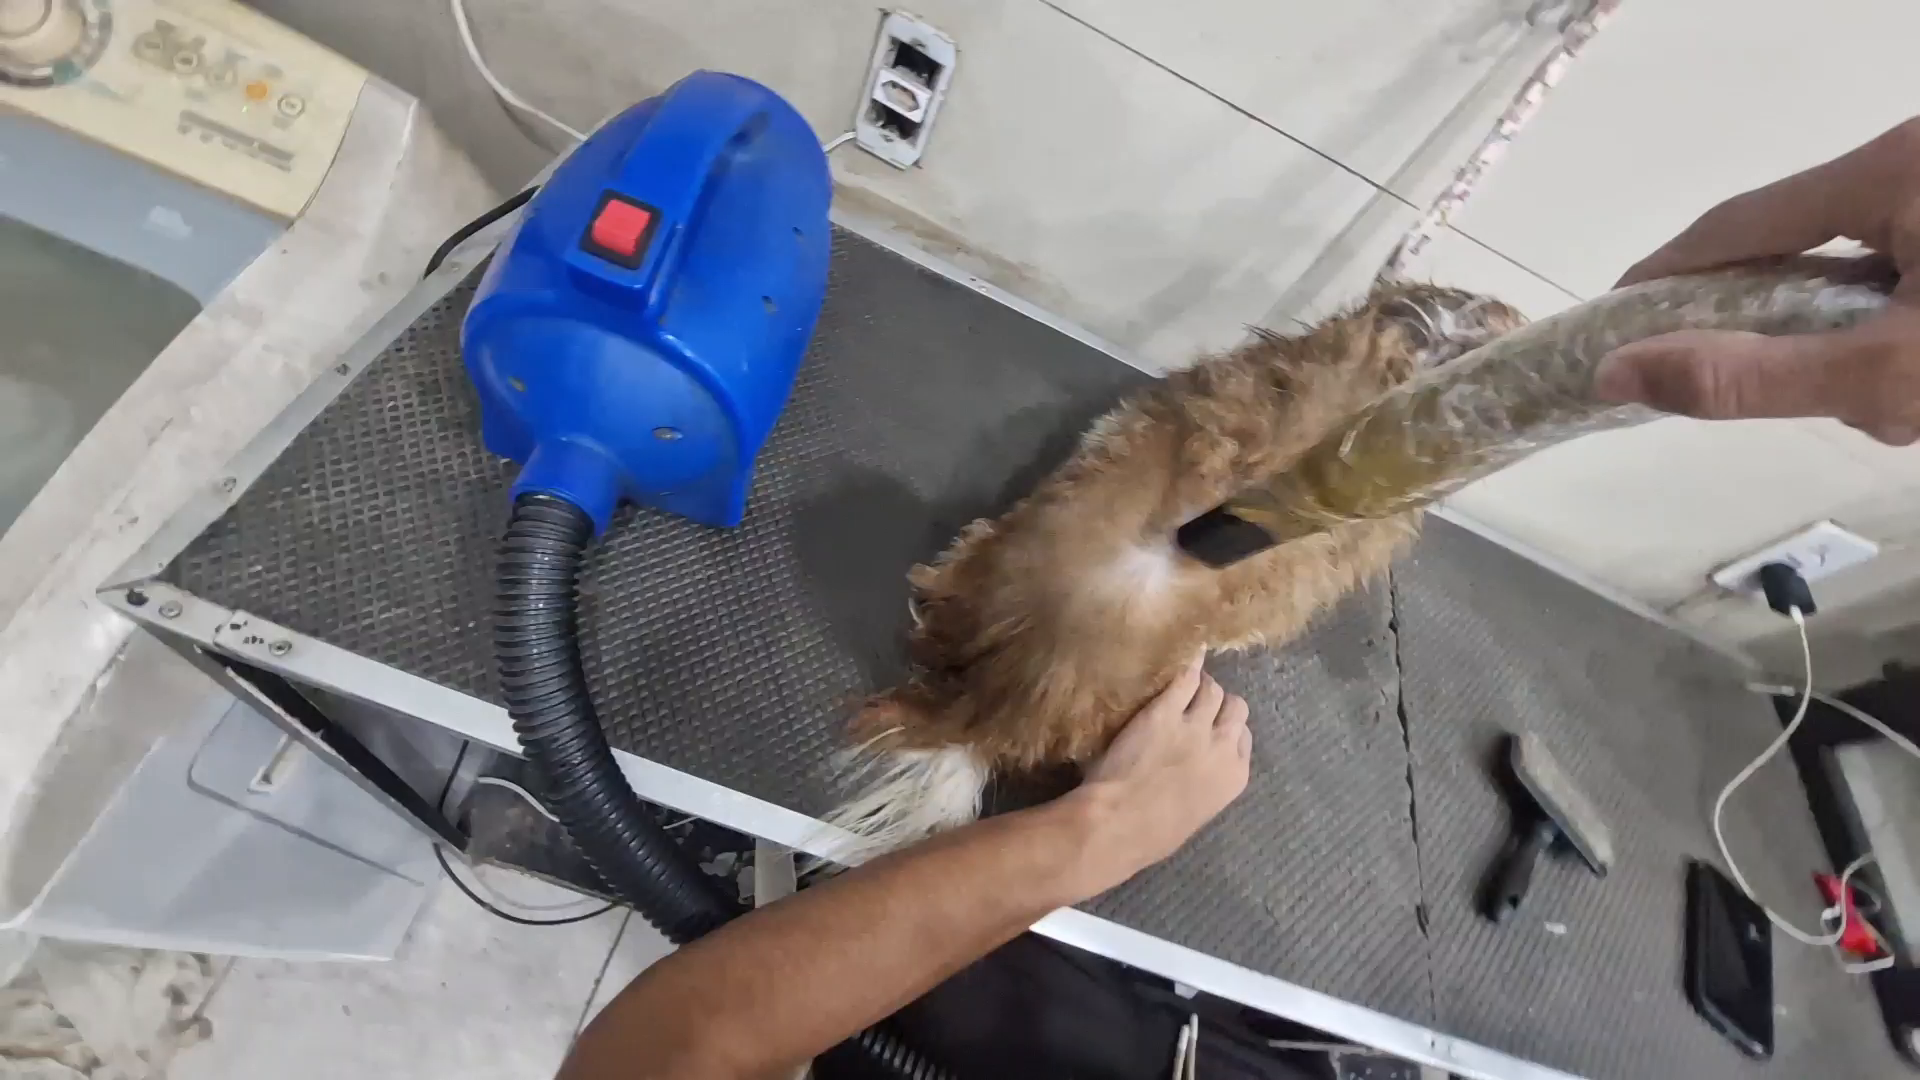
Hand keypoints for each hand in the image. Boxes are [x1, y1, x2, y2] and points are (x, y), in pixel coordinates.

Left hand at [1065, 652, 1251, 892]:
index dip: (1227, 726)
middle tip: (1199, 698)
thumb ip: (1206, 784)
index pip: (1243, 737)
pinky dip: (1187, 663)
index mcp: (1235, 777)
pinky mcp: (1165, 711)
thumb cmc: (1152, 831)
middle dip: (1219, 701)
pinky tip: (1185, 652)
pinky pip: (1185, 678)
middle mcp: (1223, 747)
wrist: (1120, 822)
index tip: (1213, 723)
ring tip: (1188, 678)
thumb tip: (1194, 770)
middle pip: (1235, 708)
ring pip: (1213, 690)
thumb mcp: (1195, 812)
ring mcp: (1196, 726)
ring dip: (1202, 683)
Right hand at [1594, 117, 1919, 443]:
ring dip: (1852, 327)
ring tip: (1890, 388)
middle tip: (1782, 385)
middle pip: (1798, 246)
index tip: (1614, 327)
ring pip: (1868, 255)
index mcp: (1896, 167)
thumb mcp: (1892, 370)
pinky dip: (1908, 310)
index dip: (1660, 279)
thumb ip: (1748, 377)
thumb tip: (1609, 373)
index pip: (1728, 226)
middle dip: (1776, 324)